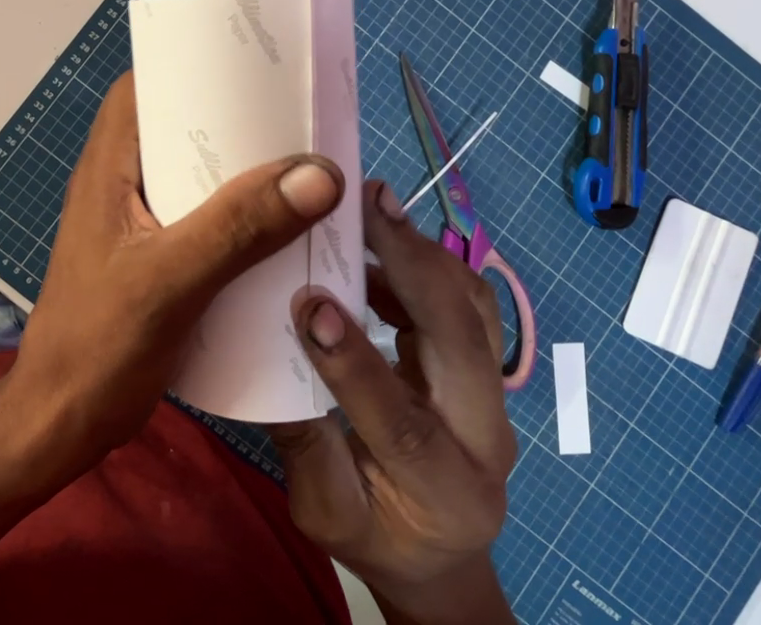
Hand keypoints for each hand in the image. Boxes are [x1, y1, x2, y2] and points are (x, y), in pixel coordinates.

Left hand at [9, 73, 343, 463]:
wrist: (61, 422)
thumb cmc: (97, 345)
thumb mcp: (169, 280)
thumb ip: (237, 228)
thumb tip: (318, 171)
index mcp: (108, 168)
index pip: (143, 89)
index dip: (192, 65)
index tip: (254, 61)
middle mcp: (121, 185)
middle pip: (180, 130)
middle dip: (237, 120)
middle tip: (300, 116)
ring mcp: (138, 226)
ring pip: (197, 177)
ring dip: (244, 172)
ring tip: (306, 166)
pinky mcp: (156, 262)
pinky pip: (205, 220)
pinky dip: (242, 217)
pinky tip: (285, 231)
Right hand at [270, 182, 516, 622]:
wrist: (439, 555)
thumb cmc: (374, 538)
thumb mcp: (323, 512)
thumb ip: (303, 441)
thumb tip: (266, 351)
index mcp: (445, 491)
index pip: (404, 422)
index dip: (356, 360)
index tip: (309, 301)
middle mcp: (487, 437)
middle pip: (464, 343)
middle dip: (414, 265)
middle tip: (364, 203)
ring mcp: (494, 397)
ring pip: (475, 311)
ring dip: (423, 251)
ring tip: (373, 205)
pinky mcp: (482, 368)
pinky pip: (466, 304)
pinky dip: (424, 263)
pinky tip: (377, 241)